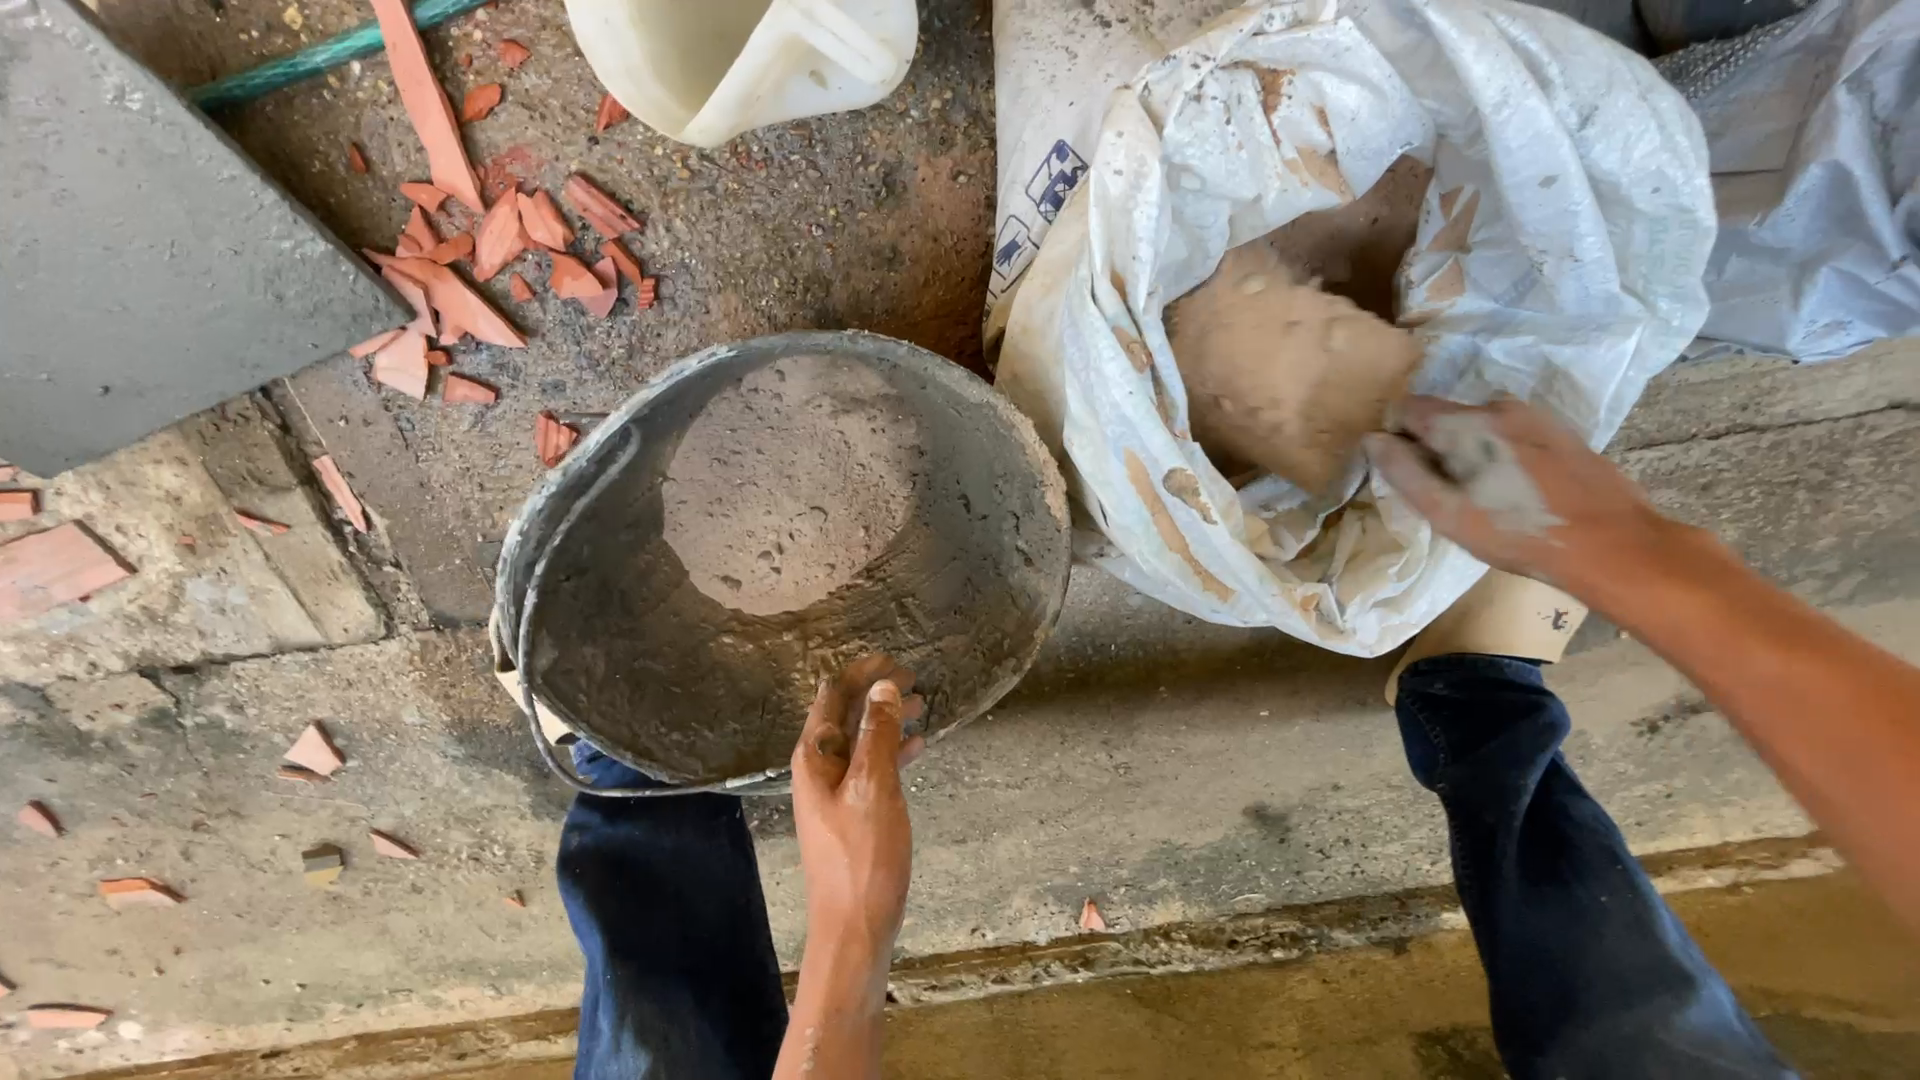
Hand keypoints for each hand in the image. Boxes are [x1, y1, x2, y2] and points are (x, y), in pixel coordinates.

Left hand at [790, 655, 926, 965]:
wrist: (854, 926)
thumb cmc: (862, 855)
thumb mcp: (874, 787)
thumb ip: (876, 734)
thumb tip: (882, 686)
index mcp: (815, 755)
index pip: (832, 695)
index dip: (861, 671)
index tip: (894, 657)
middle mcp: (819, 766)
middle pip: (846, 713)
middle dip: (876, 690)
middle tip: (914, 676)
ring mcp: (835, 790)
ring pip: (862, 738)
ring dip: (887, 717)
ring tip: (922, 702)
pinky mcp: (853, 811)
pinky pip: (872, 765)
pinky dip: (892, 748)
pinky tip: (917, 744)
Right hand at [1361, 396, 1675, 591]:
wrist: (1613, 544)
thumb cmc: (1517, 534)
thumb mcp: (1445, 512)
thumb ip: (1403, 471)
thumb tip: (1372, 439)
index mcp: (1464, 423)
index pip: (1407, 407)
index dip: (1396, 435)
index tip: (1405, 470)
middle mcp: (1498, 406)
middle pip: (1444, 416)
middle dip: (1433, 445)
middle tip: (1445, 491)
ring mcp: (1535, 415)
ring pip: (1479, 424)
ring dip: (1468, 449)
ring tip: (1481, 492)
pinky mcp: (1561, 430)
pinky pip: (1511, 432)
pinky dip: (1500, 452)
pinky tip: (1514, 488)